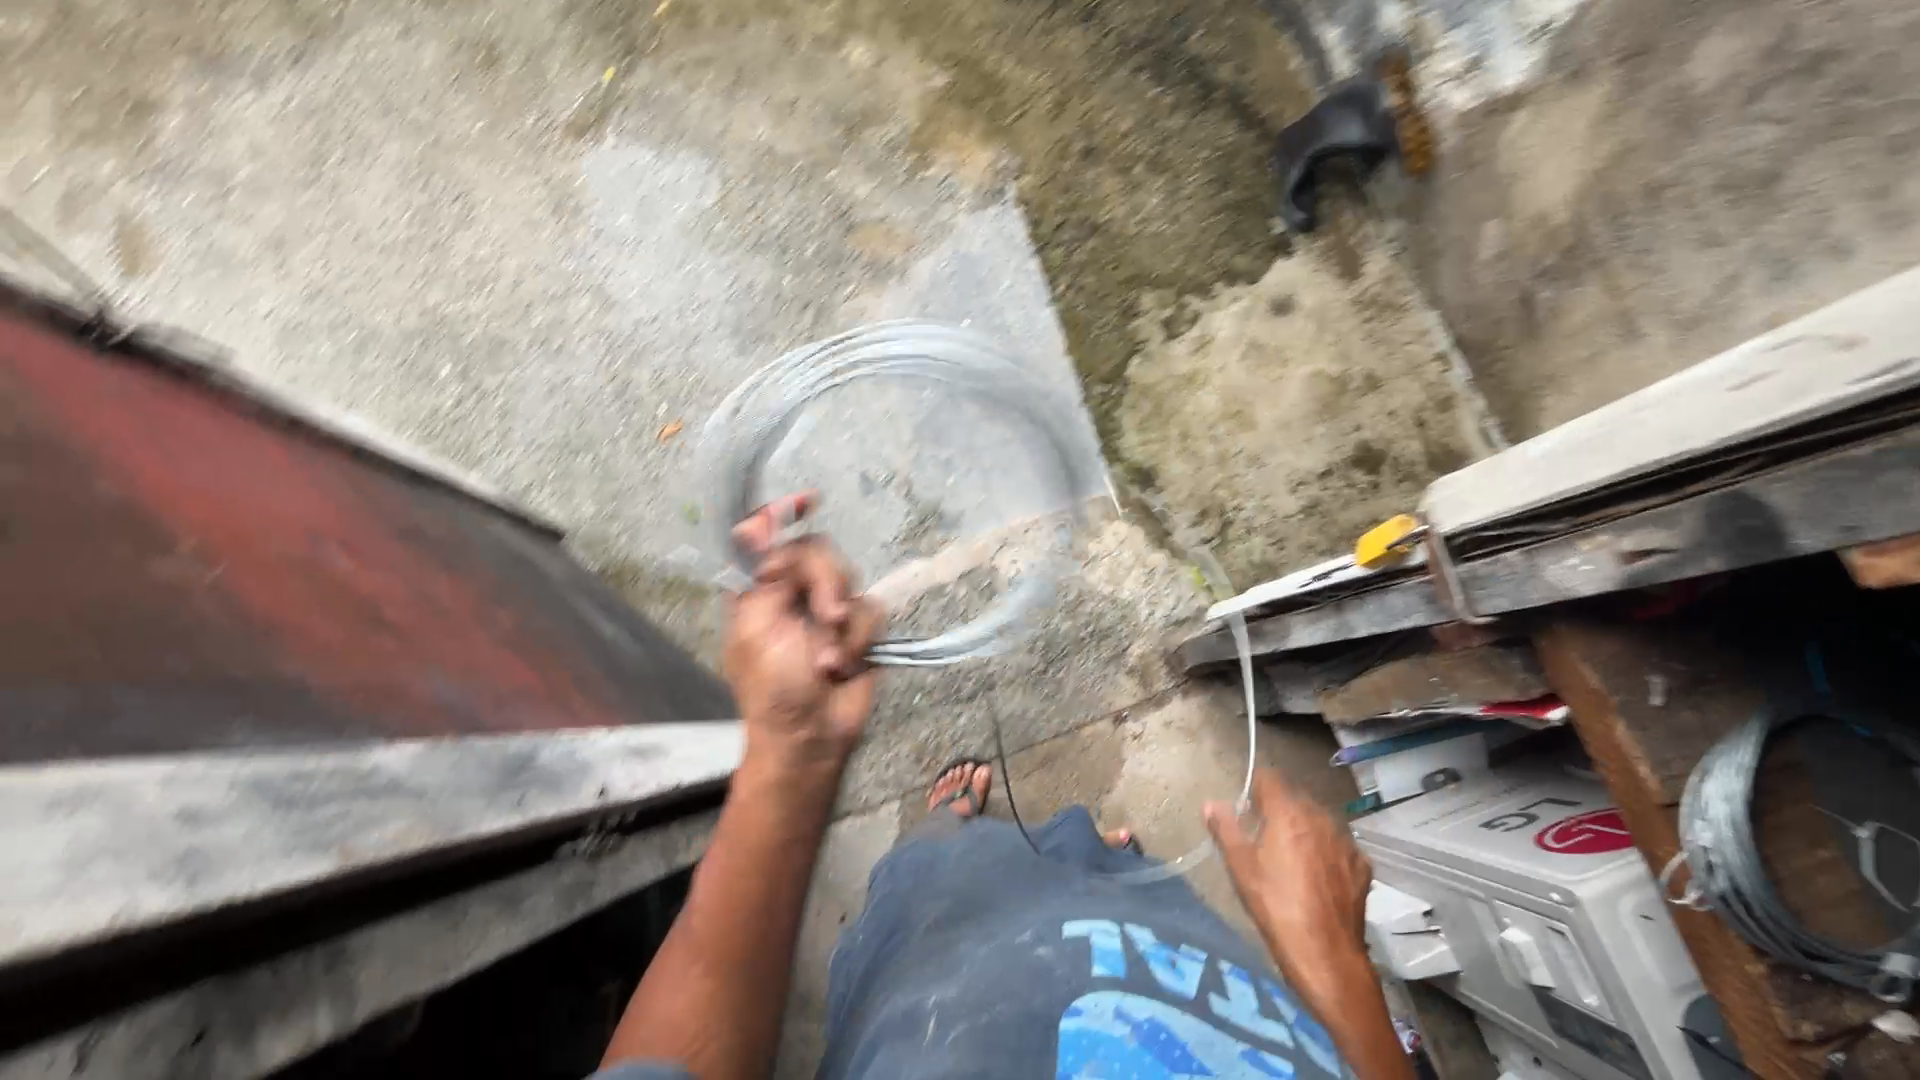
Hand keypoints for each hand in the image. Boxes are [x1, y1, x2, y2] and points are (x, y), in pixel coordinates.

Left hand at [724, 494, 884, 770]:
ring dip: (842, 622)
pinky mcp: (859, 628)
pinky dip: (858, 640)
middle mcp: (792, 591)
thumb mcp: (757, 630)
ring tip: (829, 659)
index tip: (809, 501)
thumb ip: (762, 575)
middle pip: (817, 550)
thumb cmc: (773, 689)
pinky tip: (844, 667)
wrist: (812, 736)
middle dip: (825, 580)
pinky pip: (871, 610)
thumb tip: (756, 524)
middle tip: (827, 615)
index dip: (782, 513)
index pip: (766, 537)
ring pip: (848, 578)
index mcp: (757, 590)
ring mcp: (827, 609)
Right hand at [1206, 770, 1371, 973]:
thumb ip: (1225, 828)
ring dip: (1304, 830)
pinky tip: (1317, 878)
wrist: (1325, 954)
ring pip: (1319, 821)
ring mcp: (1346, 841)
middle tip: (1264, 839)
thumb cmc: (1274, 905)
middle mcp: (1321, 817)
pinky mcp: (1362, 865)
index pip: (1269, 778)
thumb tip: (1211, 803)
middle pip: (1295, 798)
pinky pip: (1338, 846)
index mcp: (1288, 812)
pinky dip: (1326, 852)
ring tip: (1292, 860)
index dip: (1254, 790)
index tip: (1246, 812)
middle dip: (1279, 810)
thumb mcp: (1240, 867)